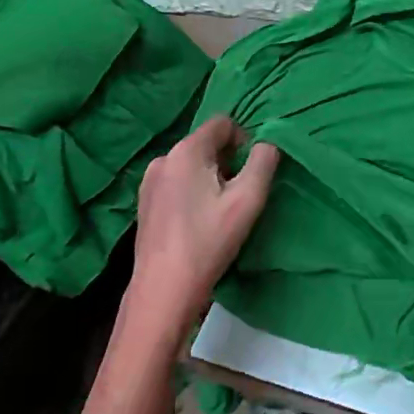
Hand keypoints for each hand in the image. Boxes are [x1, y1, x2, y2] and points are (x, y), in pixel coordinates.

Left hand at [130, 117, 280, 333]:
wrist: (163, 290)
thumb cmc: (208, 241)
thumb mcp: (248, 199)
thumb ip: (264, 162)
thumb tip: (268, 142)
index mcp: (186, 151)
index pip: (223, 123)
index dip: (244, 140)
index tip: (252, 172)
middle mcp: (163, 158)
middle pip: (207, 144)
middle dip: (228, 162)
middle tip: (239, 196)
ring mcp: (149, 182)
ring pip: (193, 164)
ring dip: (212, 178)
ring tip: (220, 212)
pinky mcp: (145, 203)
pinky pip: (178, 182)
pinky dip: (194, 192)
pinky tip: (200, 222)